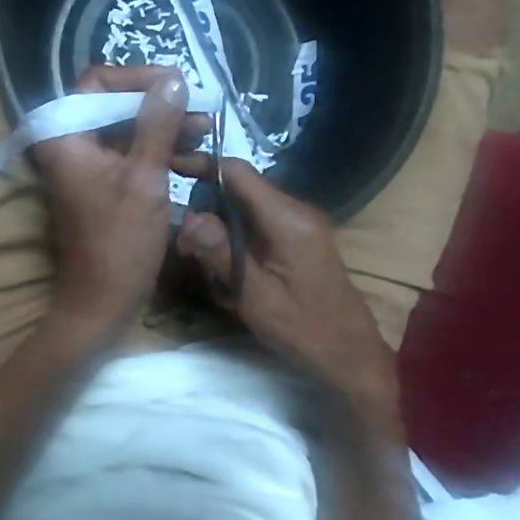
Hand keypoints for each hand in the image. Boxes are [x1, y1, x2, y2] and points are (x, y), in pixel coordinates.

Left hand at [32, 65, 198, 339]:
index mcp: (66, 135)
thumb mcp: (145, 177)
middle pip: (115, 103)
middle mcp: (69, 142)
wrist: (101, 300)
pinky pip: (129, 153)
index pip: (98, 81)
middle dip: (159, 105)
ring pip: (127, 129)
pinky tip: (193, 157)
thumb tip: (174, 79)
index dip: (139, 77)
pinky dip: (158, 152)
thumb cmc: (120, 241)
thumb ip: (158, 124)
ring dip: (165, 128)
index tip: (179, 84)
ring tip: (206, 132)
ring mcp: (85, 164)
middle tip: (202, 112)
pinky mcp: (101, 182)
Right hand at [174, 158, 394, 400]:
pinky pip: (256, 225)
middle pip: (238, 189)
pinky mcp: (298, 239)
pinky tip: (227, 273)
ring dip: (218, 230)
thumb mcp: (253, 296)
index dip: (202, 164)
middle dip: (205, 211)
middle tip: (183, 248)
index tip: (169, 166)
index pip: (238, 172)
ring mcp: (299, 224)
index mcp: (287, 219)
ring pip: (244, 209)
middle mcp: (295, 211)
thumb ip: (220, 252)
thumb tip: (189, 216)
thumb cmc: (303, 329)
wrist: (350, 355)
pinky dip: (235, 240)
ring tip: (205, 269)